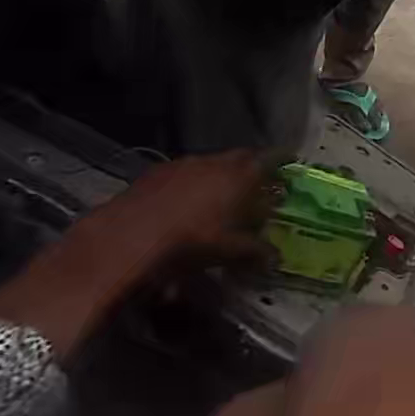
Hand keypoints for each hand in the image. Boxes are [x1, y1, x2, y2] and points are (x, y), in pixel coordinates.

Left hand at [0, 150, 272, 358]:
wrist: (121, 239)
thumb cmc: (187, 243)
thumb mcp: (227, 251)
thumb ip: (255, 251)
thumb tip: (276, 257)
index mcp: (237, 175)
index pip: (268, 158)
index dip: (282, 158)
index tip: (292, 159)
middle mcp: (213, 161)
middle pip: (240, 157)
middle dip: (253, 166)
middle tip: (262, 180)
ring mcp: (182, 164)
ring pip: (212, 164)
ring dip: (222, 176)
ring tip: (226, 195)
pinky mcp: (156, 174)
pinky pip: (186, 173)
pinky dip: (195, 183)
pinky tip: (189, 204)